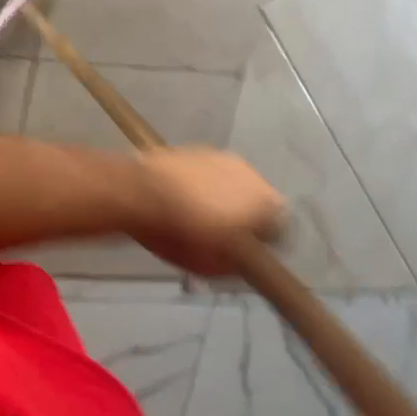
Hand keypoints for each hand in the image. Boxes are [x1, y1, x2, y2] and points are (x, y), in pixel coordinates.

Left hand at [127, 147, 285, 275]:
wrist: (137, 192)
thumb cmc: (183, 233)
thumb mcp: (216, 266)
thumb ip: (239, 264)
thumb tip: (241, 261)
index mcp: (269, 204)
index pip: (279, 232)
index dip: (260, 247)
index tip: (242, 257)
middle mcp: (251, 174)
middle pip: (255, 203)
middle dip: (241, 218)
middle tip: (217, 237)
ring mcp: (219, 156)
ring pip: (229, 185)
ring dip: (219, 198)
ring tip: (193, 216)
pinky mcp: (190, 149)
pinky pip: (203, 173)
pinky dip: (196, 185)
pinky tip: (177, 198)